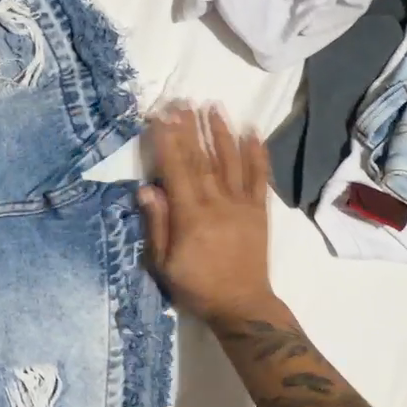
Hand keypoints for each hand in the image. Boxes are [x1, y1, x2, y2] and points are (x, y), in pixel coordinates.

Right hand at [139, 104, 278, 333]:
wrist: (241, 306)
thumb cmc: (196, 287)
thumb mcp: (163, 263)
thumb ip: (157, 224)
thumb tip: (147, 188)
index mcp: (191, 215)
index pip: (176, 168)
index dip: (167, 140)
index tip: (160, 116)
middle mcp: (217, 203)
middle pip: (202, 158)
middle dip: (190, 127)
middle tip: (181, 101)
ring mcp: (242, 204)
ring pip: (230, 160)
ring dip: (221, 132)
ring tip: (212, 106)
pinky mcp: (259, 210)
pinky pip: (258, 177)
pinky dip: (256, 153)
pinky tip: (251, 132)